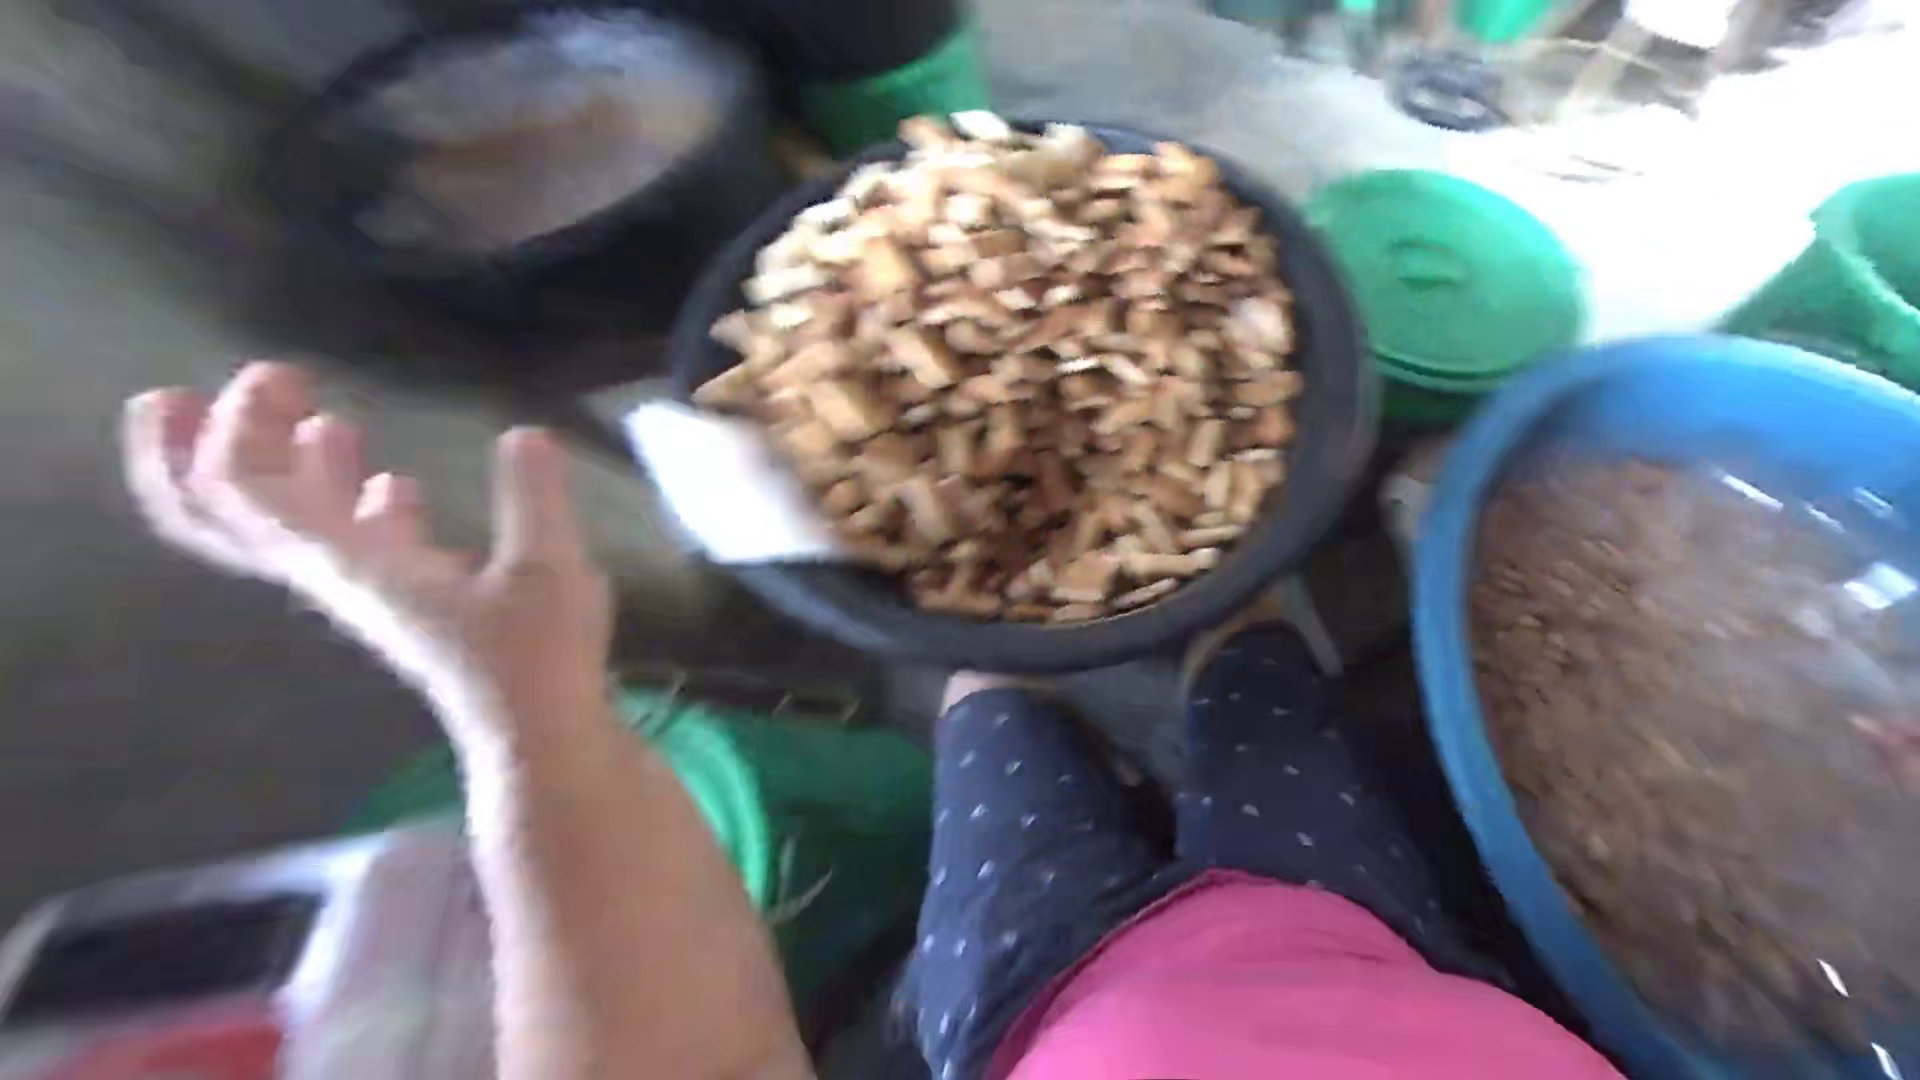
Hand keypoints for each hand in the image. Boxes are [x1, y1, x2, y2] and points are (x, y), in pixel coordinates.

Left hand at [122, 362, 612, 750]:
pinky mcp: (412, 603)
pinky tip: (397, 486)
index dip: (241, 426)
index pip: (246, 490)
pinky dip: (357, 507)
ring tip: (322, 423)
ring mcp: (376, 593)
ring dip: (292, 471)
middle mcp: (343, 576)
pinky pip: (357, 547)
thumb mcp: (548, 566)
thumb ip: (534, 496)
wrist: (537, 725)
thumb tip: (527, 435)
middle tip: (236, 392)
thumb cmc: (537, 651)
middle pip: (234, 516)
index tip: (286, 377)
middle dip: (214, 449)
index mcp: (356, 563)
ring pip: (297, 531)